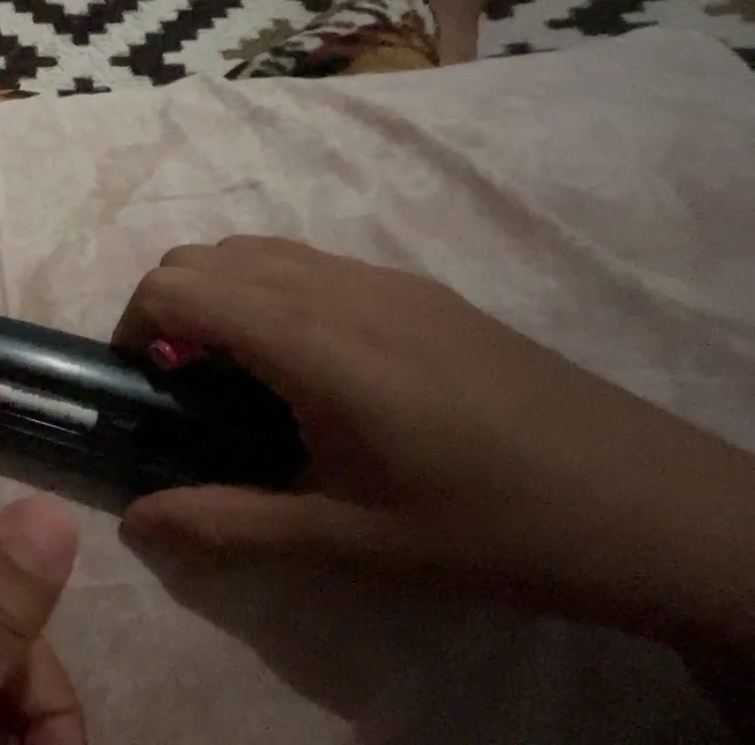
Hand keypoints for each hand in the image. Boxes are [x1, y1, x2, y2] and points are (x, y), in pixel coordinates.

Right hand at [114, 237, 754, 666]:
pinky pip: (302, 260)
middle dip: (166, 310)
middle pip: (199, 257)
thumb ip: (224, 522)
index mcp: (308, 342)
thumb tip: (133, 521)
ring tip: (241, 371)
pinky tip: (308, 362)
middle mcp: (333, 287)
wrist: (657, 509)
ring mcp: (380, 278)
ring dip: (215, 294)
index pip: (175, 288)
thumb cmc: (484, 527)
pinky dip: (264, 289)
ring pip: (250, 249)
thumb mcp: (344, 541)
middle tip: (187, 384)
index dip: (134, 326)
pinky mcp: (415, 286)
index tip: (144, 383)